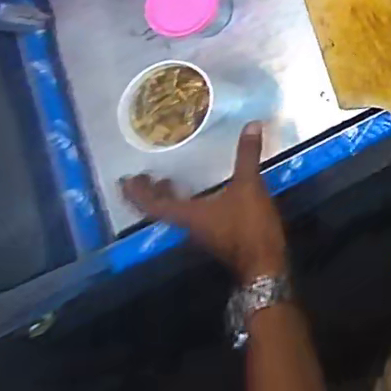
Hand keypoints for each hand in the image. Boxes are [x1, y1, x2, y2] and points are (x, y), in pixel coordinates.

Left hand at [121, 122, 286, 279]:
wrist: (264, 265)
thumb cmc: (249, 227)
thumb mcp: (248, 186)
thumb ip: (247, 155)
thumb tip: (251, 124)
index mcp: (188, 215)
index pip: (152, 205)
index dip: (137, 193)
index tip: (125, 180)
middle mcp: (189, 226)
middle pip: (159, 210)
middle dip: (149, 193)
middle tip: (143, 175)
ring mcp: (201, 232)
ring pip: (174, 214)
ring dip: (167, 197)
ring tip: (167, 178)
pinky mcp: (214, 235)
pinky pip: (190, 215)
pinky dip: (186, 201)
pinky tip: (199, 190)